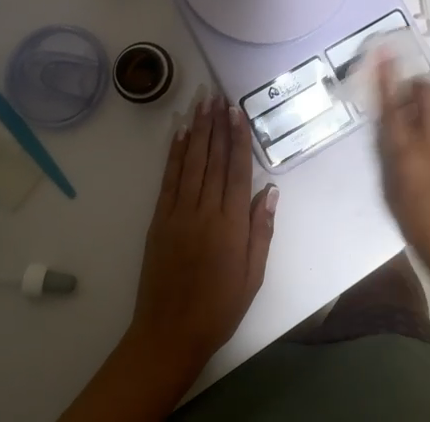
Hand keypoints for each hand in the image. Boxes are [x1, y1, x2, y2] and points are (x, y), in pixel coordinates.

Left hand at [128, 92, 277, 376]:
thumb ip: (261, 230)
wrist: (170, 333)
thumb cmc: (219, 308)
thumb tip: (270, 189)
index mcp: (231, 225)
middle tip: (218, 95)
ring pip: (191, 162)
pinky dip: (174, 154)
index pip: (236, 171)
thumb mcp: (253, 275)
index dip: (237, 138)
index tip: (237, 111)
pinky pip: (168, 180)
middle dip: (216, 125)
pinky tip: (179, 134)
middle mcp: (204, 211)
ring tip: (200, 103)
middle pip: (212, 159)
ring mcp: (178, 213)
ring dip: (197, 130)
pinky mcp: (159, 220)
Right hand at [375, 54, 429, 283]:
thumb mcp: (393, 190)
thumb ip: (392, 151)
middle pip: (428, 91)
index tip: (385, 52)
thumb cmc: (420, 226)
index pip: (393, 104)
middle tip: (414, 93)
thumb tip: (394, 121)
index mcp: (406, 154)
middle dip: (419, 84)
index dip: (388, 75)